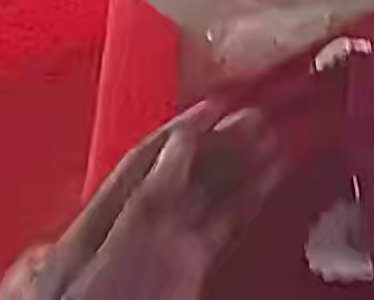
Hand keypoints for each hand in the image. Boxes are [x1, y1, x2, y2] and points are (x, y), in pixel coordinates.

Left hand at [0, 103, 281, 299]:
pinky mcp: (187, 271)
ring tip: (273, 136)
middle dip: (222, 138)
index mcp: (100, 220)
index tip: (221, 101)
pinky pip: (224, 222)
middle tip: (257, 115)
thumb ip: (153, 192)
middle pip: (183, 170)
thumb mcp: (124, 244)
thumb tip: (183, 137)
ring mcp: (161, 251)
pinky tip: (272, 175)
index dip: (184, 125)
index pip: (148, 156)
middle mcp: (131, 230)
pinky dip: (250, 196)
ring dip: (242, 162)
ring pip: (209, 193)